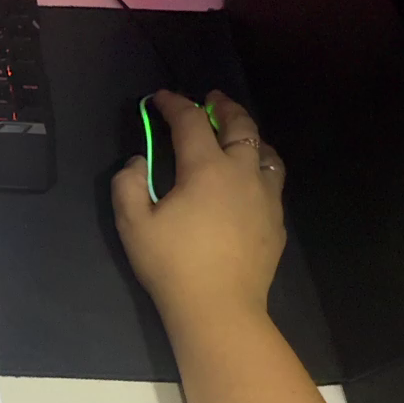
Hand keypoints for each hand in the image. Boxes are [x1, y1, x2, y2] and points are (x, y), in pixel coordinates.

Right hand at [112, 89, 286, 320]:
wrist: (218, 304)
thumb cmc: (170, 263)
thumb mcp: (133, 225)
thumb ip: (128, 186)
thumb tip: (136, 162)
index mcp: (205, 169)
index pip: (190, 124)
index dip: (174, 106)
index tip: (161, 98)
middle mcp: (241, 171)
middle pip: (239, 126)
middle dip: (222, 107)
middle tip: (210, 98)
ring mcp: (265, 194)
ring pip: (263, 148)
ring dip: (248, 132)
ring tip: (237, 132)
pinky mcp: (275, 217)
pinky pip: (271, 176)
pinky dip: (258, 162)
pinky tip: (250, 174)